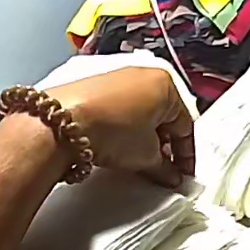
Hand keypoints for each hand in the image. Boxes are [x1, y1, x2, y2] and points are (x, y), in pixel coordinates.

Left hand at [46, 67, 194, 187]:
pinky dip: (126, 130)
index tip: (182, 173)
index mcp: (166, 84)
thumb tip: (170, 174)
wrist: (64, 122)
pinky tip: (120, 148)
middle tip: (164, 171)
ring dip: (145, 140)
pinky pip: (122, 111)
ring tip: (140, 162)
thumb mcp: (147, 156)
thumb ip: (165, 168)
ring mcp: (118, 79)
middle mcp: (144, 75)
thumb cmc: (109, 126)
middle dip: (165, 147)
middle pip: (164, 118)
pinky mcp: (97, 88)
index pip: (185, 126)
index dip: (185, 155)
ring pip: (142, 114)